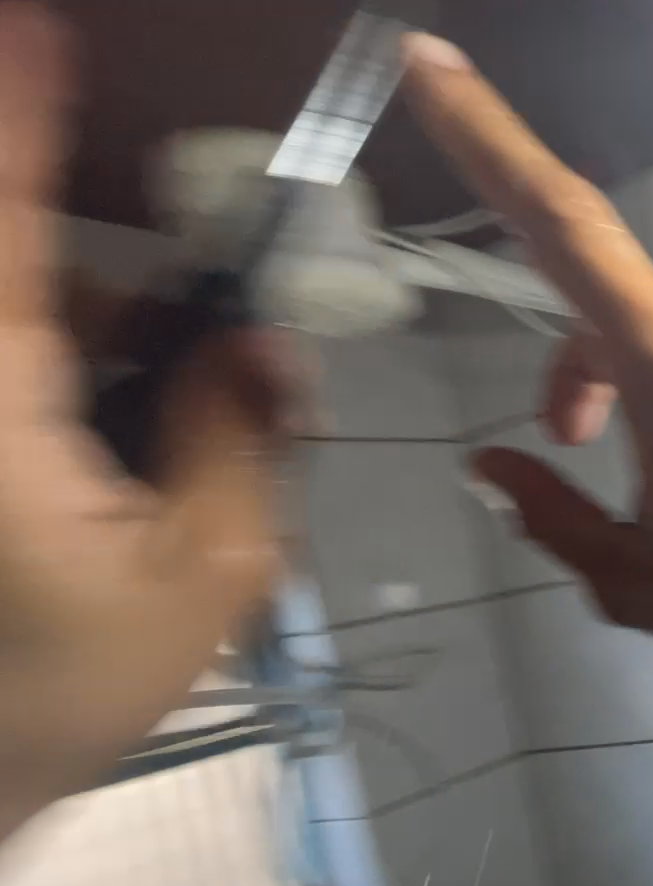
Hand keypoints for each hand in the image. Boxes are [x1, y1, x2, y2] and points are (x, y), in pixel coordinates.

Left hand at [0, 4, 287, 835]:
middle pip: (19, 279)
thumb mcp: (215, 571)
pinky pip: (20, 370)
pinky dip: (70, 380)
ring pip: (19, 325)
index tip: (33, 26)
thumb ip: (244, 442)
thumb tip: (259, 343)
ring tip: (176, 442)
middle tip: (215, 365)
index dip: (11, 123)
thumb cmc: (71, 684)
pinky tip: (123, 456)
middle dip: (113, 286)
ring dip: (104, 349)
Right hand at [402, 34, 652, 701]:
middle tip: (557, 442)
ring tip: (627, 468)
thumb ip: (549, 514)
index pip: (570, 231)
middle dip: (568, 363)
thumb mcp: (631, 576)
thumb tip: (493, 466)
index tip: (431, 69)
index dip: (492, 144)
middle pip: (611, 301)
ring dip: (621, 380)